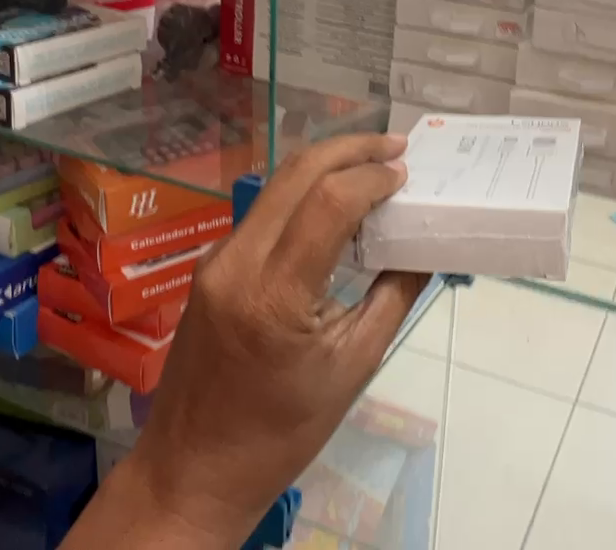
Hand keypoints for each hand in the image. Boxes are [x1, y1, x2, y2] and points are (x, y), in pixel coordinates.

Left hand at [114, 133, 428, 542]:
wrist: (191, 471)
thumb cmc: (282, 431)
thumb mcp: (354, 366)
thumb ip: (394, 296)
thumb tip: (424, 247)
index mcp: (276, 294)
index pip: (329, 201)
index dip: (373, 176)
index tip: (407, 173)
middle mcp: (238, 261)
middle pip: (297, 173)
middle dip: (351, 148)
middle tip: (397, 144)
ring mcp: (218, 260)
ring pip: (277, 185)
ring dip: (327, 165)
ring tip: (373, 163)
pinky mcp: (212, 266)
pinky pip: (264, 211)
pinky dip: (304, 192)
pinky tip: (335, 202)